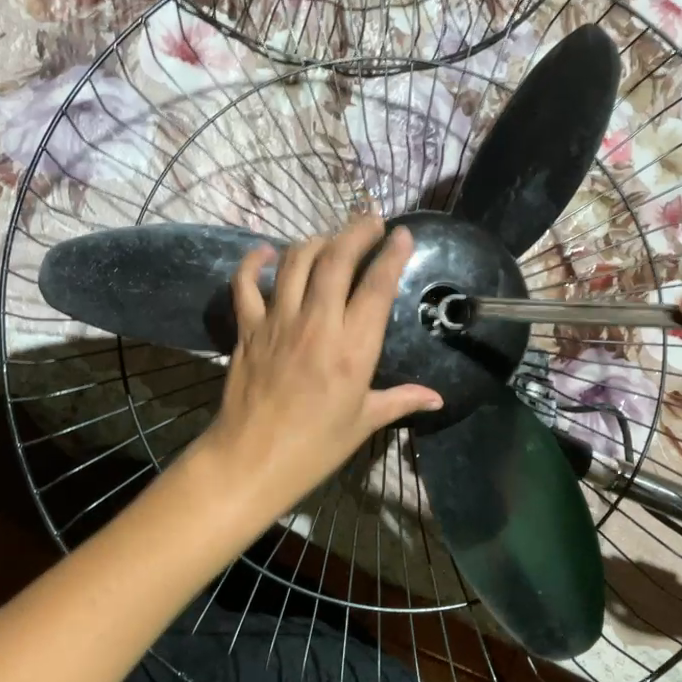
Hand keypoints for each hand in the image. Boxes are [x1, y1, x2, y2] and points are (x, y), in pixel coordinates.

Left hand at [200, 217, 442, 513]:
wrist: (251, 460)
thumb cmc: (314, 448)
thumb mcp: (363, 423)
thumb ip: (401, 401)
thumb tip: (436, 398)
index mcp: (352, 350)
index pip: (376, 287)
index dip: (392, 255)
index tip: (402, 235)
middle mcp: (316, 325)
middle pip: (336, 260)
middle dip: (356, 232)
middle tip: (370, 221)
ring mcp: (277, 322)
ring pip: (295, 262)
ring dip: (316, 240)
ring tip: (331, 238)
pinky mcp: (247, 328)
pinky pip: (246, 284)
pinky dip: (254, 262)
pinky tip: (265, 251)